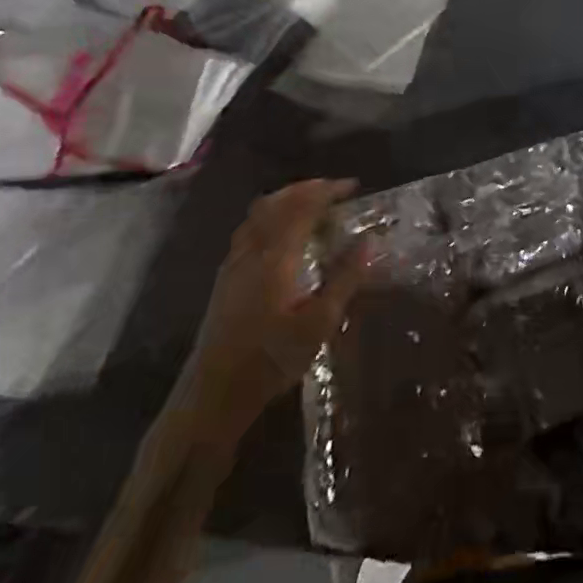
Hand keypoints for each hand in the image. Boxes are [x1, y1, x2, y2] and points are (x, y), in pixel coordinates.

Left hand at [185, 179, 369, 441]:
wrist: (213, 396)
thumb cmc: (271, 359)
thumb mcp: (319, 323)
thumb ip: (344, 279)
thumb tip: (369, 241)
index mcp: (274, 260)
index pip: (301, 209)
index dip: (327, 191)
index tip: (353, 186)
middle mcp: (250, 254)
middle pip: (274, 204)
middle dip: (306, 190)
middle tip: (335, 190)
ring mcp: (233, 266)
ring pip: (257, 216)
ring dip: (286, 201)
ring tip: (313, 205)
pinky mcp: (226, 280)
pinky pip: (249, 231)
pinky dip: (271, 218)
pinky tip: (285, 235)